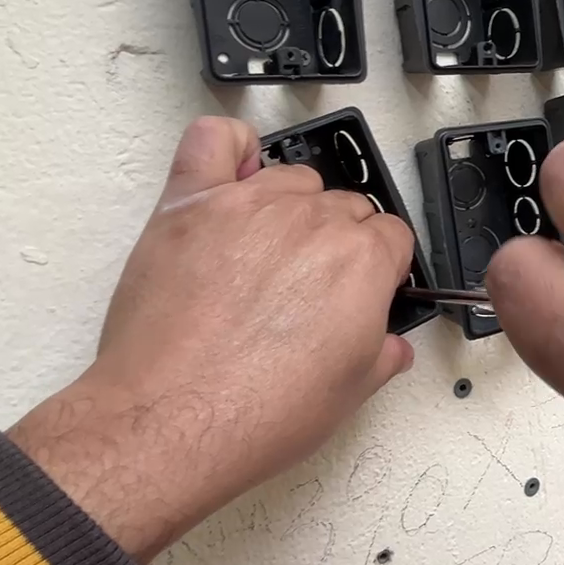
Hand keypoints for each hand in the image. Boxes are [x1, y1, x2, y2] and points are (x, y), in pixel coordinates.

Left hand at [9, 117, 415, 561]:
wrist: (169, 424)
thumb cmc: (259, 413)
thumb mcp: (351, 393)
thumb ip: (385, 354)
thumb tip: (392, 346)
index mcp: (364, 261)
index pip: (393, 235)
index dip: (382, 266)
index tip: (365, 289)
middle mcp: (314, 221)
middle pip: (347, 204)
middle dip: (340, 241)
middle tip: (312, 286)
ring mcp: (250, 206)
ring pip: (294, 178)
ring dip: (294, 205)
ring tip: (270, 250)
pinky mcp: (191, 204)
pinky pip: (215, 141)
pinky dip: (230, 147)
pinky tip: (235, 173)